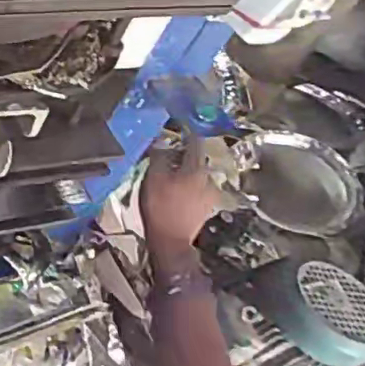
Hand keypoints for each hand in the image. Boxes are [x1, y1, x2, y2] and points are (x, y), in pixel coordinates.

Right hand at [125, 136, 218, 258]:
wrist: (171, 240)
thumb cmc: (159, 206)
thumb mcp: (153, 177)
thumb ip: (159, 156)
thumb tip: (161, 139)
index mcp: (196, 169)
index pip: (195, 142)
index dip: (187, 132)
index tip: (179, 125)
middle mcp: (209, 179)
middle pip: (197, 159)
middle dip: (184, 153)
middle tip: (169, 151)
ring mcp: (211, 194)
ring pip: (198, 174)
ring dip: (186, 169)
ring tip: (170, 171)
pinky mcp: (207, 206)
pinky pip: (198, 187)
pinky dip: (188, 183)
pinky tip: (176, 188)